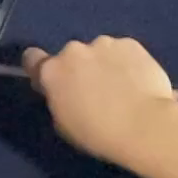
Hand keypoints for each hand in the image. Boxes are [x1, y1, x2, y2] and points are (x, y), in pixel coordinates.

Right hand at [22, 37, 177, 167]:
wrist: (145, 126)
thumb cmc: (98, 134)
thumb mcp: (64, 124)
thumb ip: (59, 99)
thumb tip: (66, 92)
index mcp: (51, 71)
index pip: (31, 58)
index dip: (40, 68)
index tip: (54, 82)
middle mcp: (73, 50)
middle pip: (71, 56)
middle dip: (80, 69)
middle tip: (97, 92)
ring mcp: (103, 43)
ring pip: (99, 51)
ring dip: (105, 64)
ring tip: (124, 88)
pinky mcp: (131, 43)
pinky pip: (124, 51)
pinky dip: (128, 62)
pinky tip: (139, 82)